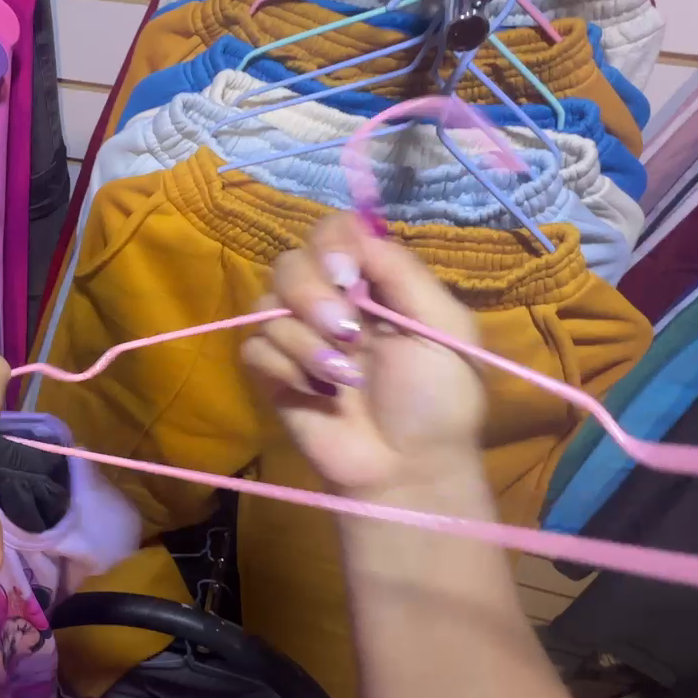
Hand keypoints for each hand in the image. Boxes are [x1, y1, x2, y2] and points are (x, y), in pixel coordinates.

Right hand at [242, 215, 486, 500]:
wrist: (405, 466)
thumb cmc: (438, 400)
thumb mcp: (443, 326)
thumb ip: (402, 273)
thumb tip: (355, 236)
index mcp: (372, 283)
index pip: (331, 232)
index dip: (330, 243)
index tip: (348, 276)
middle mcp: (329, 303)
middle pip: (289, 263)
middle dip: (313, 295)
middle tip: (348, 333)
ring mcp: (296, 338)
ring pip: (267, 306)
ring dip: (305, 342)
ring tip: (342, 377)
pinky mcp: (271, 375)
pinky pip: (255, 348)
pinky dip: (284, 368)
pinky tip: (316, 392)